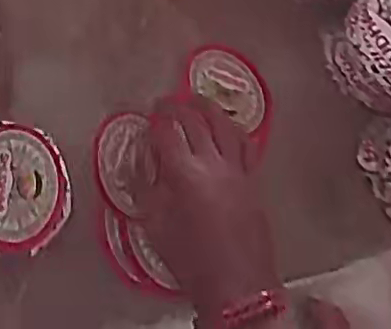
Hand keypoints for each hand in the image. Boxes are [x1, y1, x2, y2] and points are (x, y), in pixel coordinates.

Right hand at [137, 97, 282, 321]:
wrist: (237, 289)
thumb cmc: (191, 262)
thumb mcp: (155, 226)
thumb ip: (144, 187)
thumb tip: (138, 161)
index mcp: (184, 175)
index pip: (166, 133)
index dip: (154, 121)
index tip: (147, 118)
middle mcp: (212, 164)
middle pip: (193, 120)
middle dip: (175, 107)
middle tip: (164, 103)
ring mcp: (236, 170)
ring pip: (222, 123)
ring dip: (205, 107)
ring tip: (193, 100)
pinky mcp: (252, 179)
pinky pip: (243, 143)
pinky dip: (230, 128)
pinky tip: (223, 126)